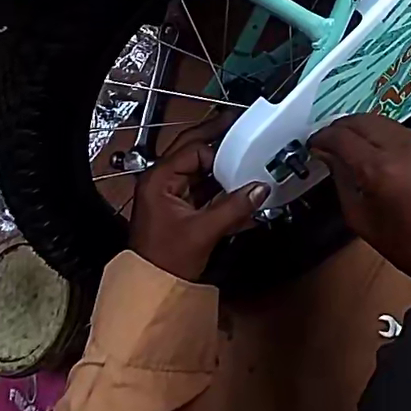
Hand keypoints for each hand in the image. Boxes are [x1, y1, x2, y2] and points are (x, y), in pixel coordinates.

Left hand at [128, 142, 269, 281]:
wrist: (152, 287)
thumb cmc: (165, 260)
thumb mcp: (203, 232)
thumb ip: (233, 208)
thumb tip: (259, 189)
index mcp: (158, 178)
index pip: (193, 151)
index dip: (218, 152)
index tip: (241, 152)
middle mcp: (161, 179)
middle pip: (191, 149)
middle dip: (215, 136)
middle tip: (237, 122)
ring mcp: (169, 191)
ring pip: (197, 167)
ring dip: (220, 162)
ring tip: (243, 152)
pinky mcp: (179, 205)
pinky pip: (201, 186)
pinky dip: (218, 184)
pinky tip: (237, 184)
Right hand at [310, 114, 410, 288]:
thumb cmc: (405, 244)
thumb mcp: (359, 217)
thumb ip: (339, 178)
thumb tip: (326, 153)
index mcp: (380, 170)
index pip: (340, 137)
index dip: (322, 137)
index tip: (314, 144)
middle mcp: (402, 148)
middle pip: (360, 120)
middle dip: (339, 127)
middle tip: (329, 141)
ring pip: (380, 120)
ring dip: (361, 128)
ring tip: (351, 143)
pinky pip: (400, 129)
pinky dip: (383, 135)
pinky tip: (378, 150)